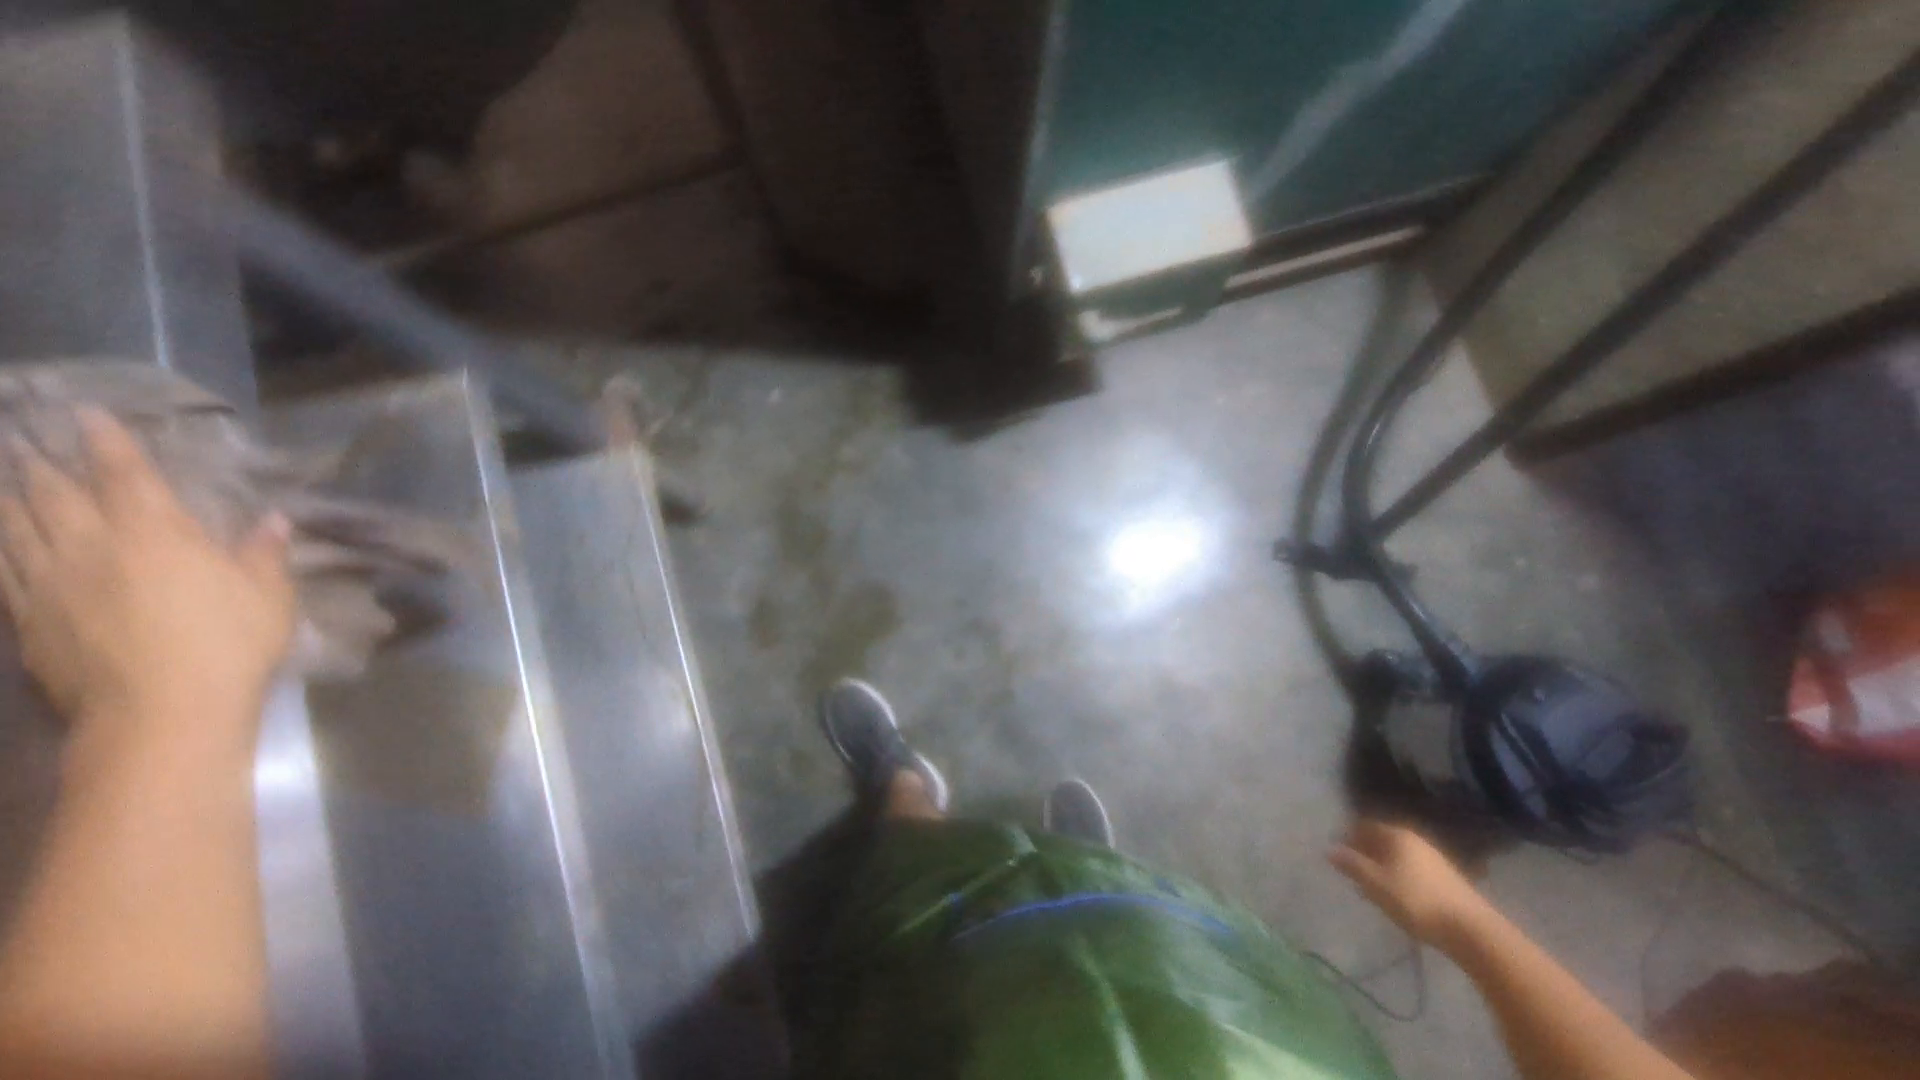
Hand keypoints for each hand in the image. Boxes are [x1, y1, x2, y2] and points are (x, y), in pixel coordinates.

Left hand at [0, 407, 295, 753]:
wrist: (160, 714)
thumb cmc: (227, 647)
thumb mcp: (268, 599)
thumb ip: (263, 556)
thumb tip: (274, 520)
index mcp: (156, 534)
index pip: (125, 474)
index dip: (106, 441)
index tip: (84, 413)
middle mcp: (92, 545)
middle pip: (54, 493)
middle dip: (40, 461)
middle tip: (23, 435)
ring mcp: (50, 582)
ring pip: (14, 526)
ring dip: (7, 496)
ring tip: (2, 475)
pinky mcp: (27, 619)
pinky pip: (3, 570)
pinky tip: (0, 540)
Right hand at [1329, 819, 1489, 948]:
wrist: (1469, 928)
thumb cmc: (1415, 900)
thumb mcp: (1375, 883)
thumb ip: (1352, 865)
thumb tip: (1330, 849)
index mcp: (1397, 835)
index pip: (1365, 825)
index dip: (1348, 835)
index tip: (1336, 850)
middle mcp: (1415, 840)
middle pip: (1382, 839)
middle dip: (1363, 850)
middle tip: (1348, 868)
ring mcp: (1433, 858)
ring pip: (1397, 855)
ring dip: (1379, 865)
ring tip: (1367, 885)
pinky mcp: (1444, 877)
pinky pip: (1410, 869)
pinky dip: (1396, 876)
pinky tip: (1393, 895)